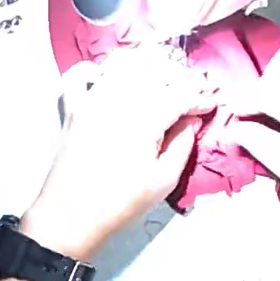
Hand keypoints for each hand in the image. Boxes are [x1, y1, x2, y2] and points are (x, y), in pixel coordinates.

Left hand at [20, 47, 208, 260]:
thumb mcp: (164, 180)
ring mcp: (91, 99)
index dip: (199, 97)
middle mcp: (118, 99)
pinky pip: (79, 75)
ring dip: (144, 67)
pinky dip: (95, 70)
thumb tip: (191, 120)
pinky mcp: (72, 108)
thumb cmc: (121, 202)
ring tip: (157, 83)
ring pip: (121, 64)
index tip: (209, 106)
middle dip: (178, 78)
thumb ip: (183, 144)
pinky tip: (107, 80)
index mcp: (145, 118)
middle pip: (154, 70)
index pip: (180, 93)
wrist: (70, 215)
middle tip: (189, 95)